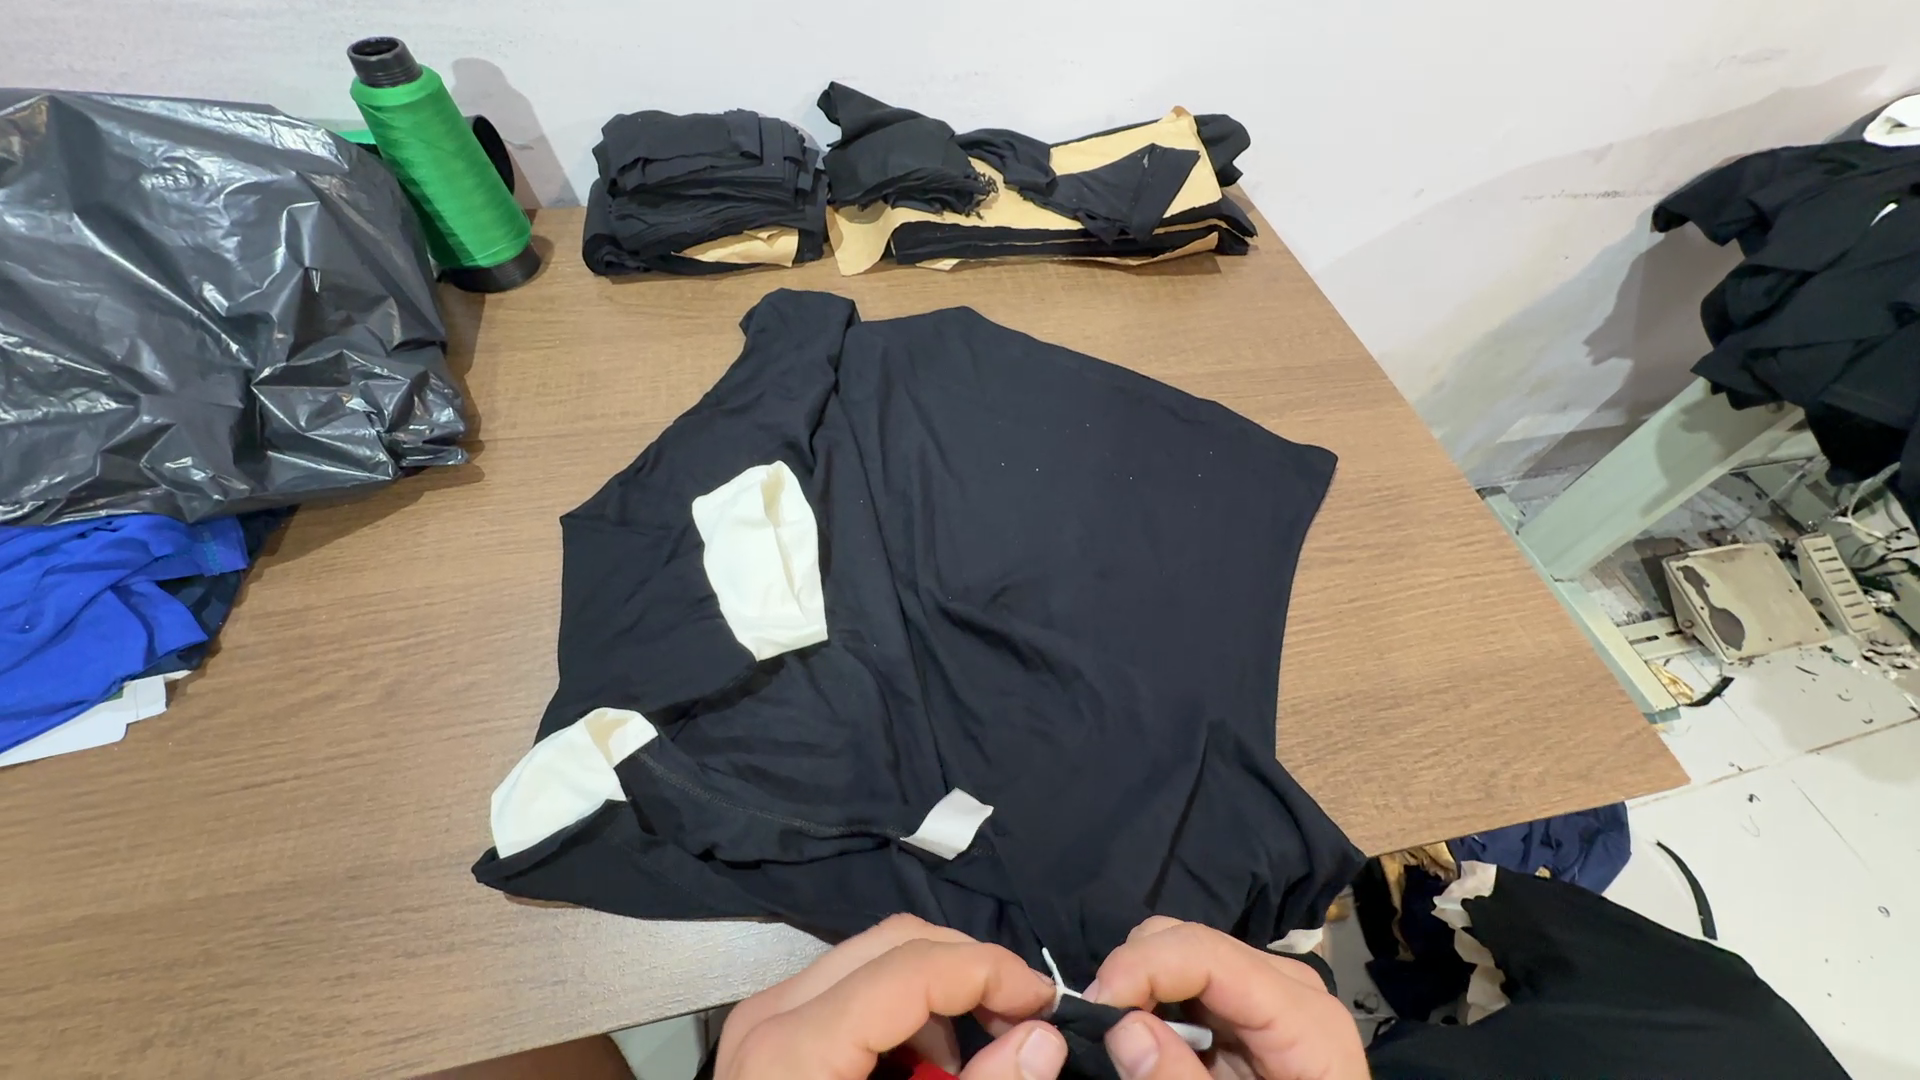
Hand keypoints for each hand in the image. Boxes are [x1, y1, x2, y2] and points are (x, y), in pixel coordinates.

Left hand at [716, 914, 1069, 1079]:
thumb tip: (1043, 1039)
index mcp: (796, 1047)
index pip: (911, 966)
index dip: (989, 971)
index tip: (1043, 1000)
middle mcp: (774, 1011)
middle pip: (895, 941)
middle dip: (969, 971)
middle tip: (1020, 1018)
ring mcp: (765, 1016)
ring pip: (875, 957)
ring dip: (937, 994)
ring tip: (971, 1060)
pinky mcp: (769, 1031)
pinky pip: (850, 987)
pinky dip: (901, 1013)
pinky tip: (923, 1067)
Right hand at [1086, 917, 1368, 1079]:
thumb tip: (1123, 1026)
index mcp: (1303, 1018)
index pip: (1207, 953)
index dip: (1142, 967)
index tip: (1094, 1007)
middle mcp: (1286, 984)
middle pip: (1188, 941)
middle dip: (1135, 975)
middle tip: (1103, 1031)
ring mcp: (1267, 989)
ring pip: (1179, 950)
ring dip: (1141, 989)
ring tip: (1130, 1042)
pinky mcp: (1248, 1004)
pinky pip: (1187, 979)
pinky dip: (1156, 1002)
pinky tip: (1155, 1043)